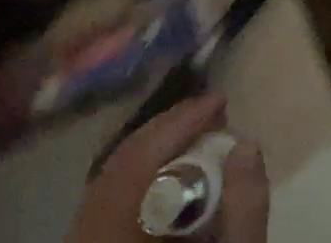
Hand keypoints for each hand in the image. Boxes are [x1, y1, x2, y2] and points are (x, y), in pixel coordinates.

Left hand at [64, 95, 269, 242]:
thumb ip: (246, 210)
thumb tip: (246, 144)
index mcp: (114, 240)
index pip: (137, 165)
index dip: (178, 124)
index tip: (221, 102)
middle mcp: (84, 242)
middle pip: (116, 170)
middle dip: (167, 134)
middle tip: (214, 114)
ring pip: (105, 189)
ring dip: (153, 157)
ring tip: (198, 140)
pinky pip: (100, 212)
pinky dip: (137, 186)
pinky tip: (171, 182)